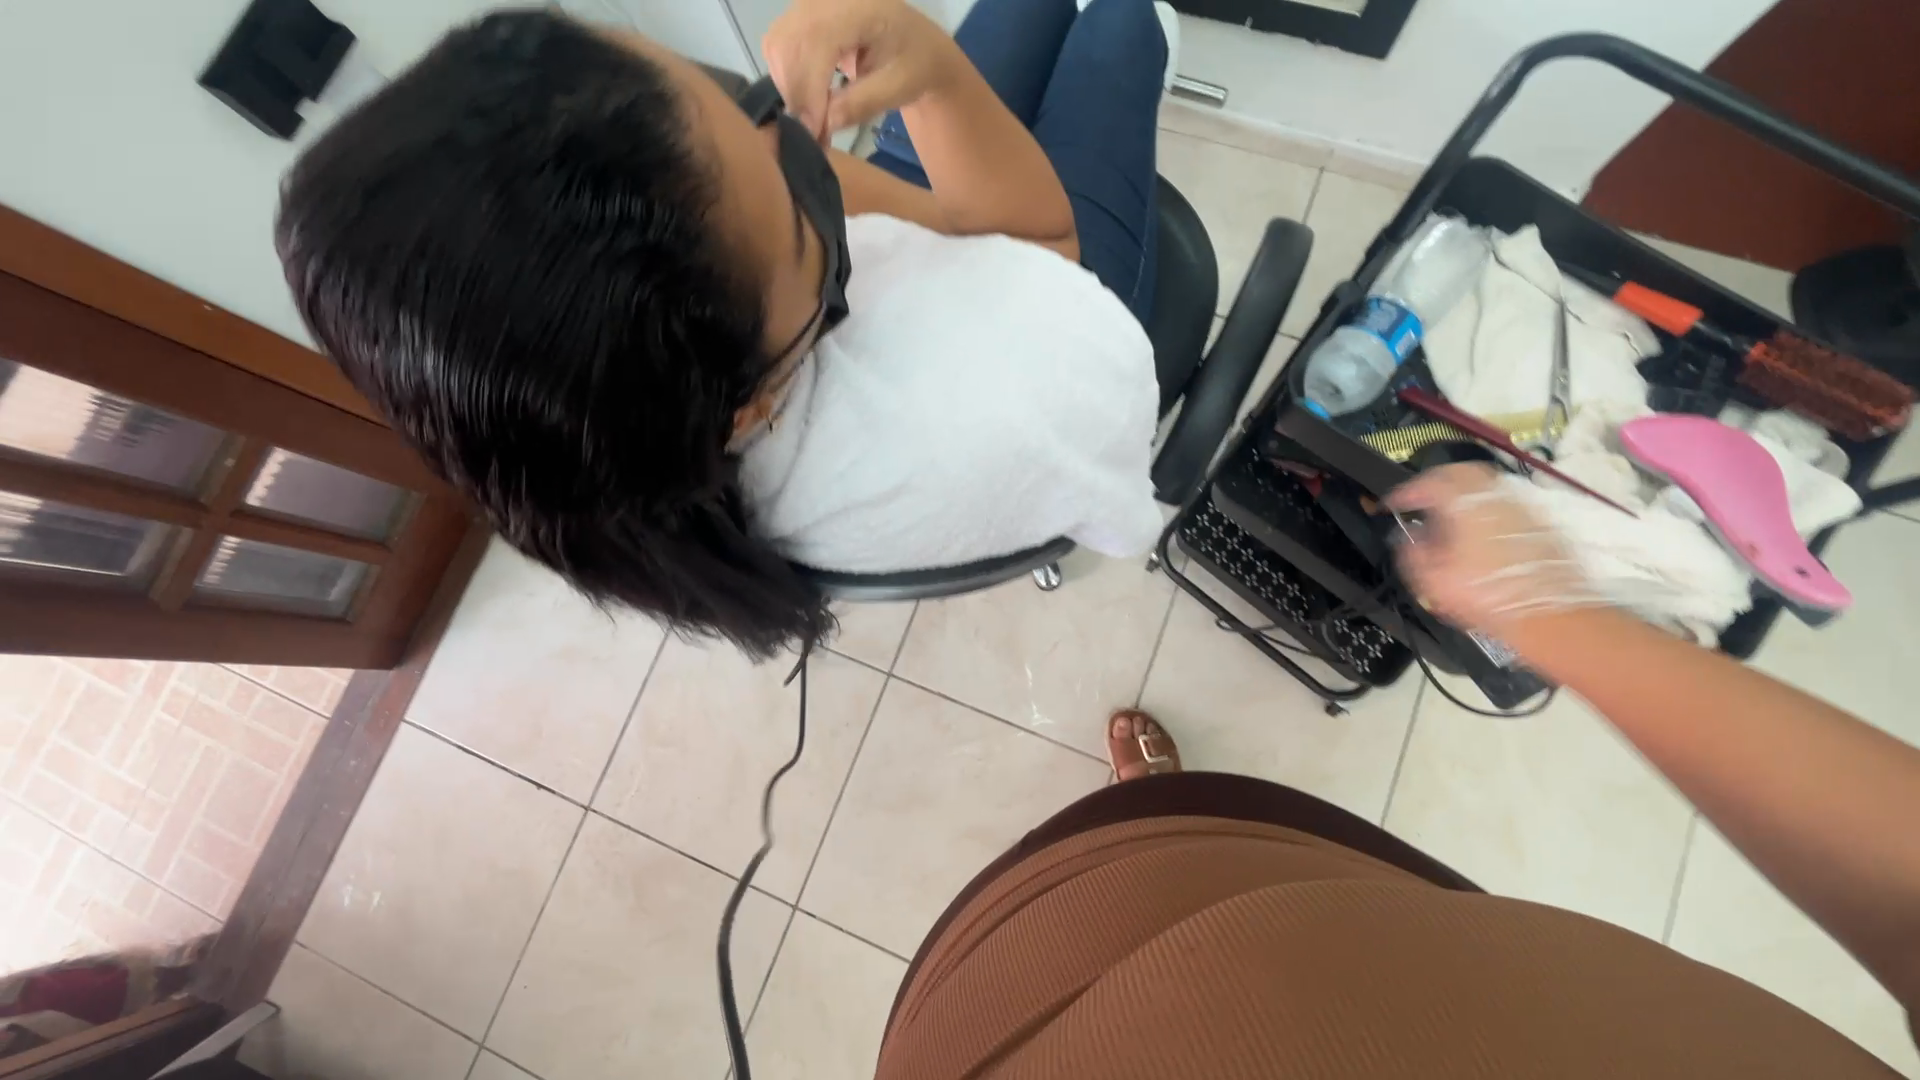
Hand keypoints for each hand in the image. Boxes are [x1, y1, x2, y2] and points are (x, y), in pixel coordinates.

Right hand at [763, 0, 957, 138]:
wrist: (916, 46)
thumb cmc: (915, 65)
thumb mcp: (899, 87)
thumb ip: (862, 103)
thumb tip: (824, 124)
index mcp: (860, 5)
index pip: (817, 41)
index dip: (810, 90)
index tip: (815, 132)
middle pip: (788, 43)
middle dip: (796, 95)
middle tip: (814, 134)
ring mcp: (811, 2)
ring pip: (778, 46)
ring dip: (790, 90)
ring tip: (814, 121)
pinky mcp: (801, 16)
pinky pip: (779, 47)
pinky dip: (788, 80)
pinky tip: (809, 102)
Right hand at [1387, 464, 1605, 638]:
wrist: (1553, 617)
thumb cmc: (1491, 597)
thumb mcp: (1433, 581)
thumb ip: (1412, 552)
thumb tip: (1408, 538)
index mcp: (1466, 505)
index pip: (1427, 482)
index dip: (1405, 492)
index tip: (1395, 504)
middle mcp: (1498, 498)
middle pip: (1463, 472)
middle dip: (1438, 482)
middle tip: (1423, 499)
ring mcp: (1525, 509)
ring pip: (1490, 487)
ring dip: (1466, 495)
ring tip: (1451, 515)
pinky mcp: (1544, 525)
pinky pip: (1510, 506)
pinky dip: (1490, 511)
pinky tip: (1481, 532)